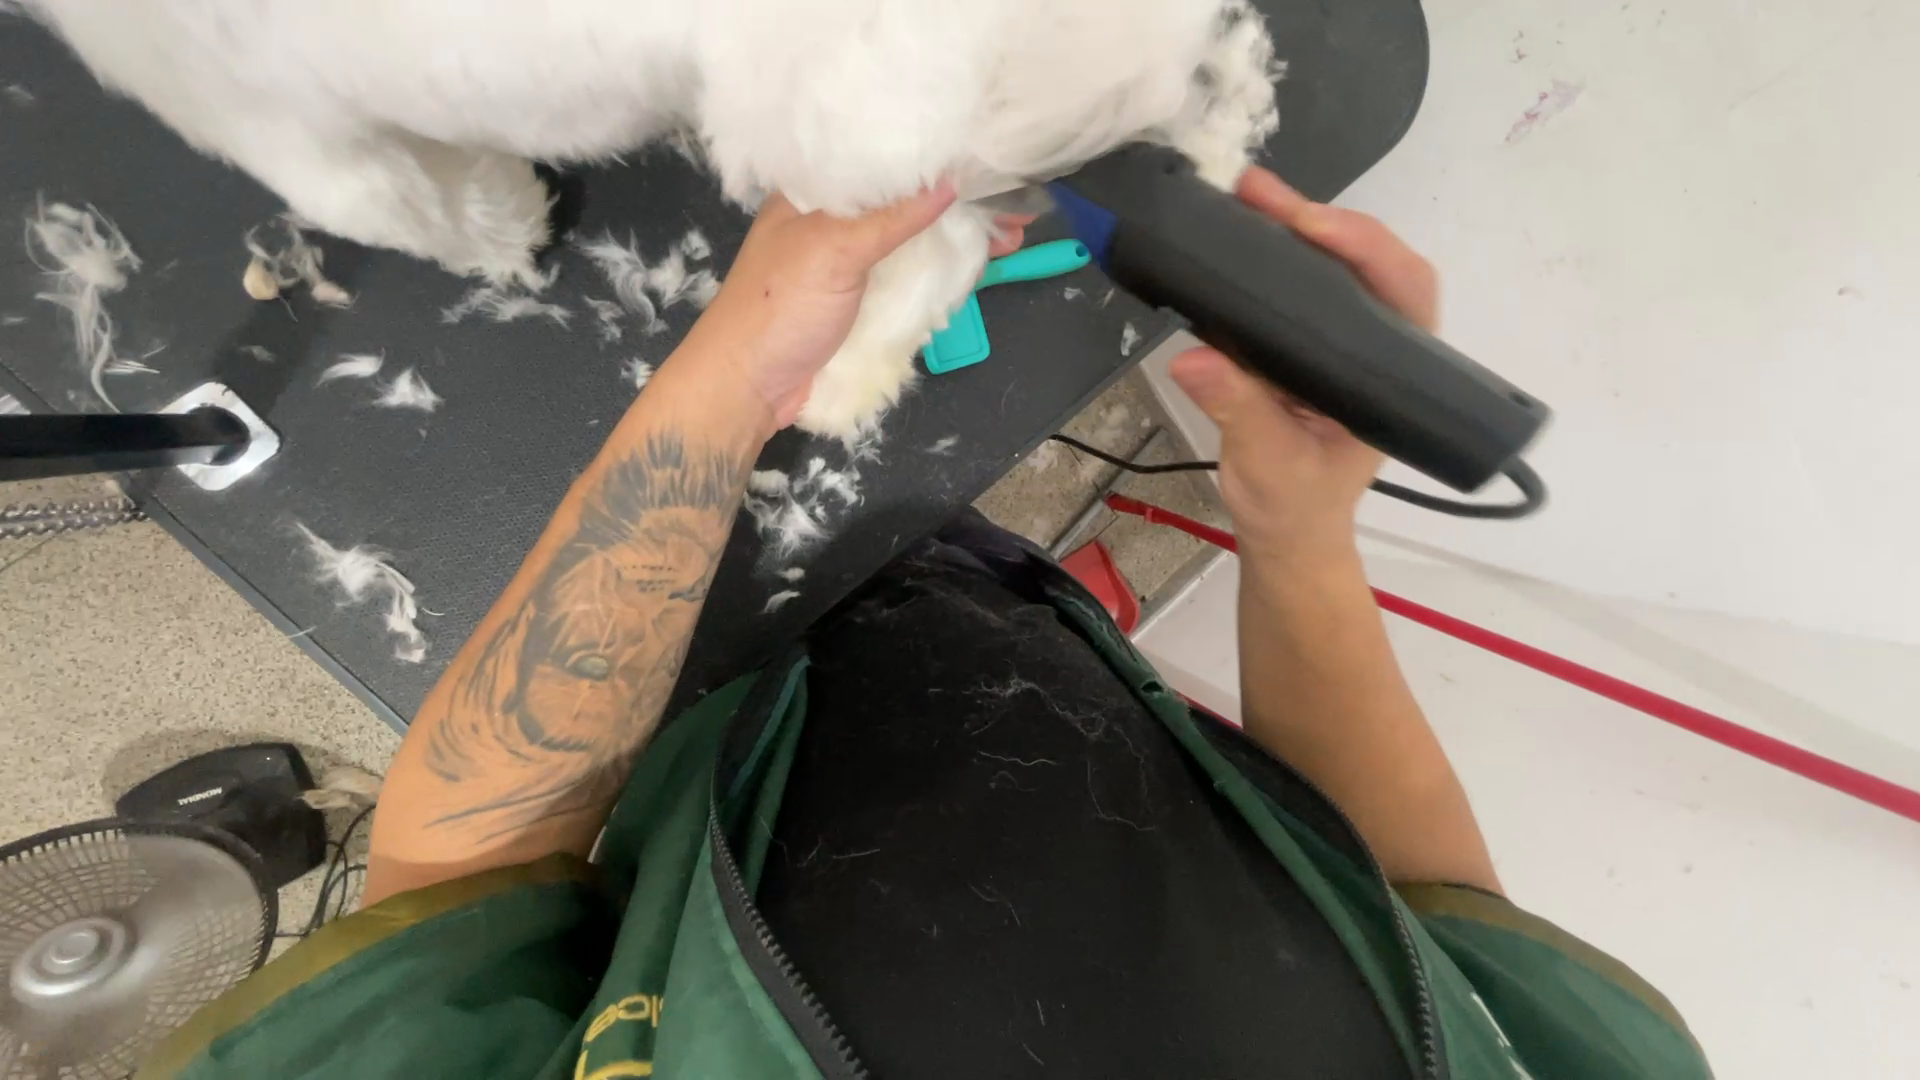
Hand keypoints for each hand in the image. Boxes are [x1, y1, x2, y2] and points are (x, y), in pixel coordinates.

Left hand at [681, 187, 1030, 432]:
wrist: (749, 385)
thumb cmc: (781, 307)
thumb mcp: (834, 249)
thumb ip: (889, 216)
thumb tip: (949, 183)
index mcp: (815, 191)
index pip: (883, 160)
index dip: (936, 160)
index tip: (986, 163)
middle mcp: (835, 221)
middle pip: (907, 203)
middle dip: (960, 205)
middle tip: (1015, 211)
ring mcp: (851, 265)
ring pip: (913, 242)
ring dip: (958, 240)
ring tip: (1010, 239)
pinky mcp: (861, 303)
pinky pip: (907, 279)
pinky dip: (941, 272)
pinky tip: (976, 267)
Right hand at [1170, 166, 1438, 562]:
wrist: (1283, 532)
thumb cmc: (1292, 506)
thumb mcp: (1268, 462)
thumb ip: (1238, 410)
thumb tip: (1193, 358)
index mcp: (1388, 376)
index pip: (1399, 289)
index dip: (1362, 246)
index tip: (1307, 225)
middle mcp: (1371, 350)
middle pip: (1364, 265)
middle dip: (1316, 222)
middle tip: (1257, 194)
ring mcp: (1336, 349)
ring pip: (1330, 274)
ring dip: (1289, 235)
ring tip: (1242, 203)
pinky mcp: (1300, 353)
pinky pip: (1293, 298)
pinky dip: (1266, 267)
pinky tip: (1235, 247)